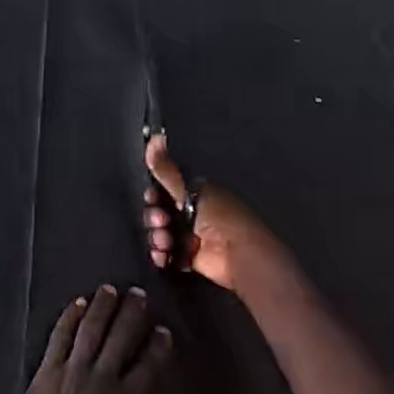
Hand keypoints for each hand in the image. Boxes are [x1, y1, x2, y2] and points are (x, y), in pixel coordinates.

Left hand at [0, 284, 189, 393]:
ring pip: (91, 329)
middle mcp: (101, 380)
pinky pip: (60, 336)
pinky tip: (77, 302)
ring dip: (102, 307)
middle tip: (139, 293)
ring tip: (110, 288)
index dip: (157, 347)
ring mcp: (71, 371)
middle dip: (131, 314)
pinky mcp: (46, 370)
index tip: (163, 329)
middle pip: (120, 339)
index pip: (147, 368)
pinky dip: (69, 316)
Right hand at [143, 133, 266, 290]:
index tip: (151, 199)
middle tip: (161, 222)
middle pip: (160, 212)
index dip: (154, 195)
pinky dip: (162, 255)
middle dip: (155, 218)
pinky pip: (168, 254)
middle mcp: (193, 212)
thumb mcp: (189, 189)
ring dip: (158, 237)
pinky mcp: (191, 257)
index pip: (165, 190)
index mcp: (196, 191)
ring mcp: (191, 235)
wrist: (242, 255)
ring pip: (161, 233)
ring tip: (165, 243)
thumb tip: (154, 136)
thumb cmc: (220, 217)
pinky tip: (163, 256)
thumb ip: (167, 168)